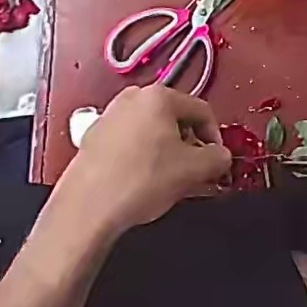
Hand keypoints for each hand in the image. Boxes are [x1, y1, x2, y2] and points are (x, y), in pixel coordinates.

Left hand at [53, 85, 231, 236]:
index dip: (215, 137)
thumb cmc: (141, 180)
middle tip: (197, 169)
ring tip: (173, 180)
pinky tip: (147, 182)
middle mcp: (132, 99)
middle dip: (191, 145)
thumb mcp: (196, 169)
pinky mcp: (93, 139)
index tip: (217, 159)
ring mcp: (109, 118)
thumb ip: (220, 157)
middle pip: (176, 120)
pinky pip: (131, 143)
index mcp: (158, 96)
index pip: (202, 111)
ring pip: (153, 132)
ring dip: (169, 153)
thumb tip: (220, 157)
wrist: (87, 209)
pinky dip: (145, 157)